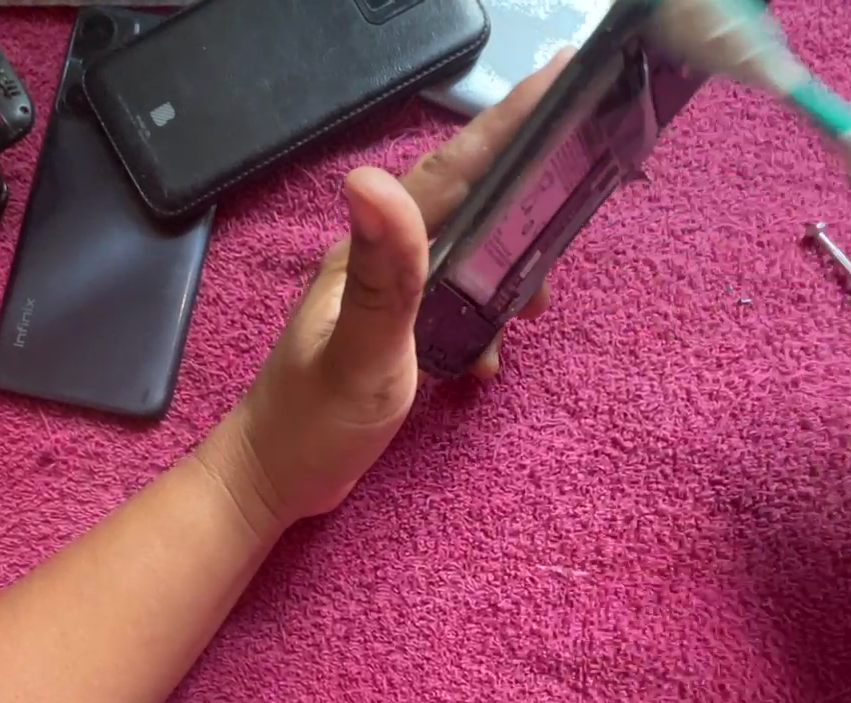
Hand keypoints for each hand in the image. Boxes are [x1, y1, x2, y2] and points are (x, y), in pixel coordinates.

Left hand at [195, 54, 567, 539]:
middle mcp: (379, 263)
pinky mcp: (392, 336)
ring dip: (505, 268)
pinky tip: (487, 357)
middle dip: (522, 192)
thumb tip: (373, 179)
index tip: (564, 77)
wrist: (274, 476)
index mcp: (370, 253)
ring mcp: (385, 300)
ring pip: (463, 259)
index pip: (449, 174)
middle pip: (465, 207)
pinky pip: (450, 308)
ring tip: (536, 299)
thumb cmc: (313, 422)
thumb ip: (382, 277)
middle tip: (575, 189)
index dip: (506, 125)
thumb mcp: (360, 353)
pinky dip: (478, 322)